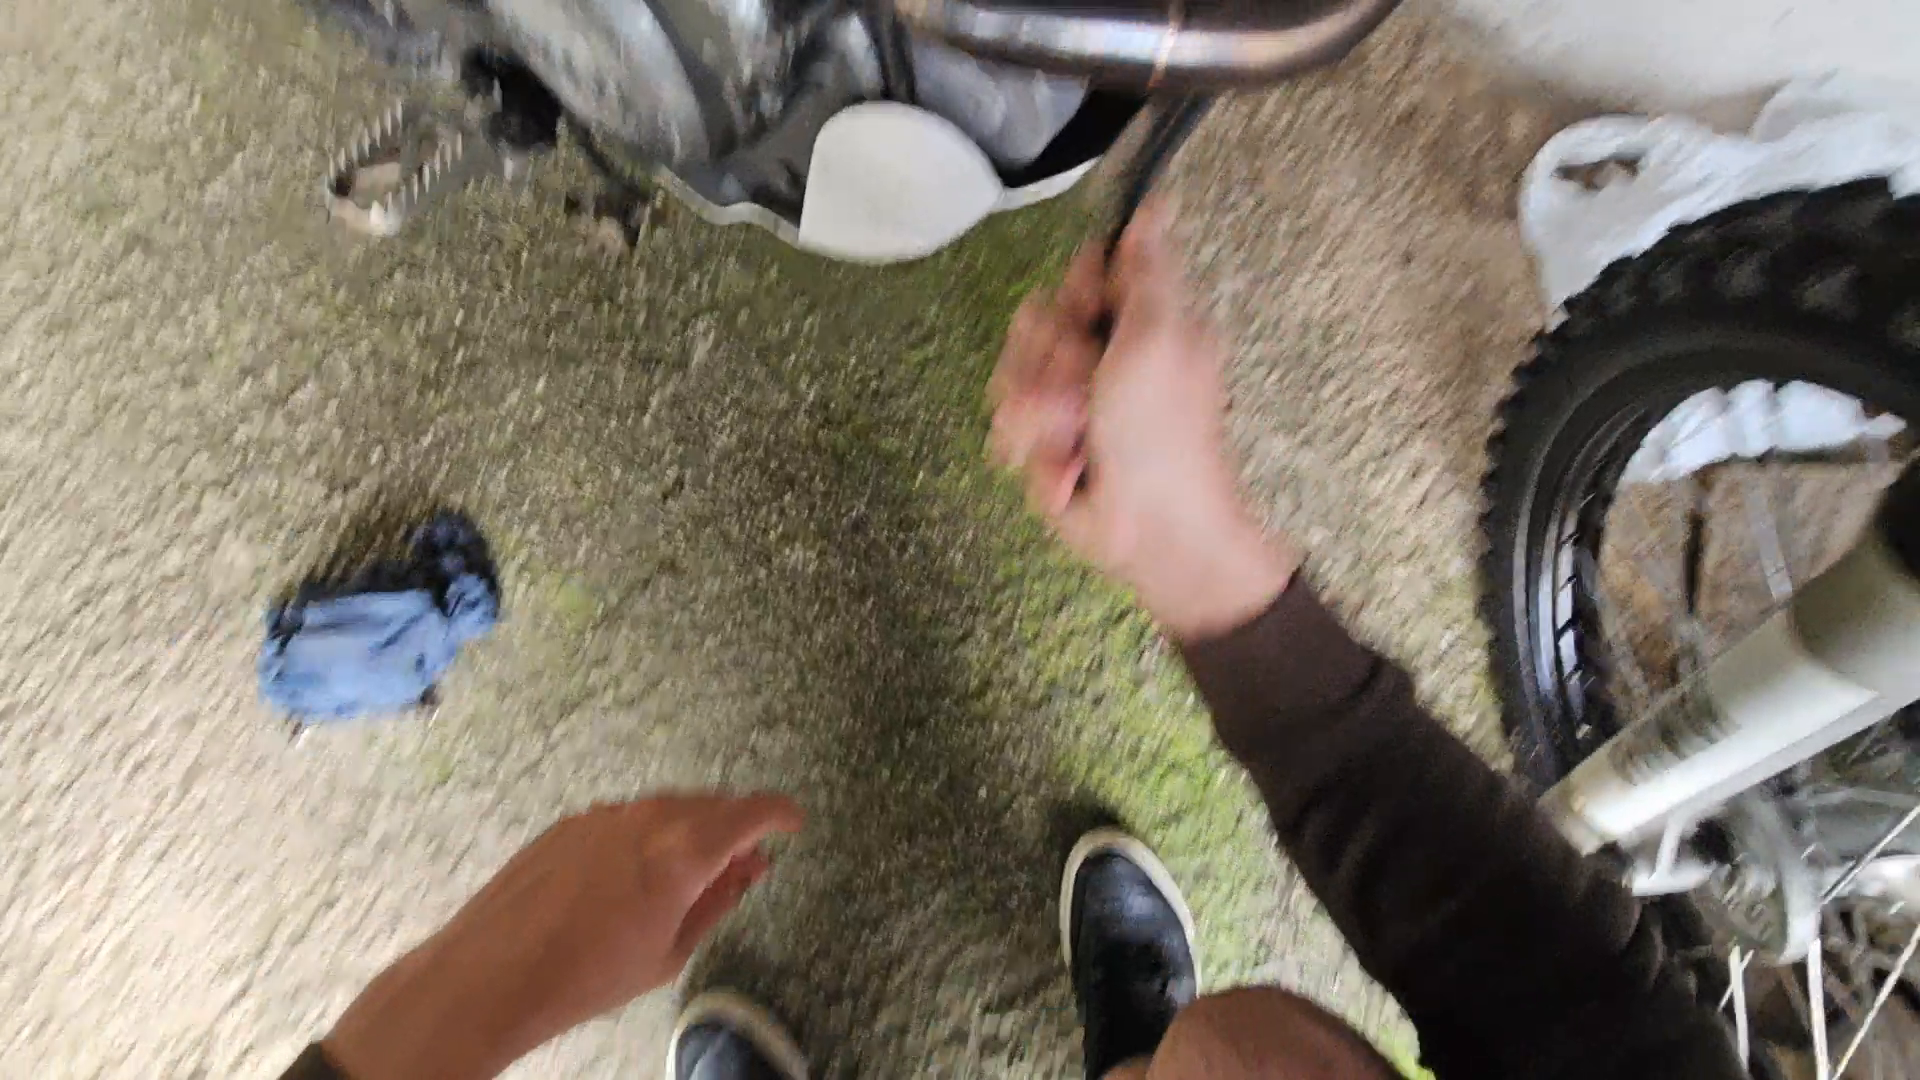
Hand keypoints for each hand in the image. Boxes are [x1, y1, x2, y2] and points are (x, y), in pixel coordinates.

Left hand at [323, 794, 804, 1079]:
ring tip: (685, 873)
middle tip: (742, 866)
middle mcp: (655, 815)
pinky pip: (631, 817)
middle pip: (715, 805)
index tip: (794, 823)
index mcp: (688, 848)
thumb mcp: (670, 952)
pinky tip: (628, 877)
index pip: (754, 810)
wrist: (487, 975)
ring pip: (673, 807)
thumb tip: (751, 868)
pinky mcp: (577, 819)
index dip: (782, 813)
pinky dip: (649, 835)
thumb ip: (719, 900)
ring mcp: (612, 812)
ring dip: (693, 829)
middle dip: (737, 829)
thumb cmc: (588, 975)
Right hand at [990, 206, 1298, 639]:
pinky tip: (1060, 467)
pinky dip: (1030, 446)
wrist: (1148, 527)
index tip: (1088, 323)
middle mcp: (1098, 353)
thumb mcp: (1160, 339)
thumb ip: (1149, 271)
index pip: (1082, 272)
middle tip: (1082, 395)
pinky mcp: (1039, 439)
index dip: (1075, 293)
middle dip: (1050, 362)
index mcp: (1137, 320)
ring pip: (1012, 370)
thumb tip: (1157, 202)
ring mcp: (1065, 398)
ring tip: (1071, 441)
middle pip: (1037, 320)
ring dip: (1037, 411)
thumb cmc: (1162, 434)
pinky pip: (1006, 420)